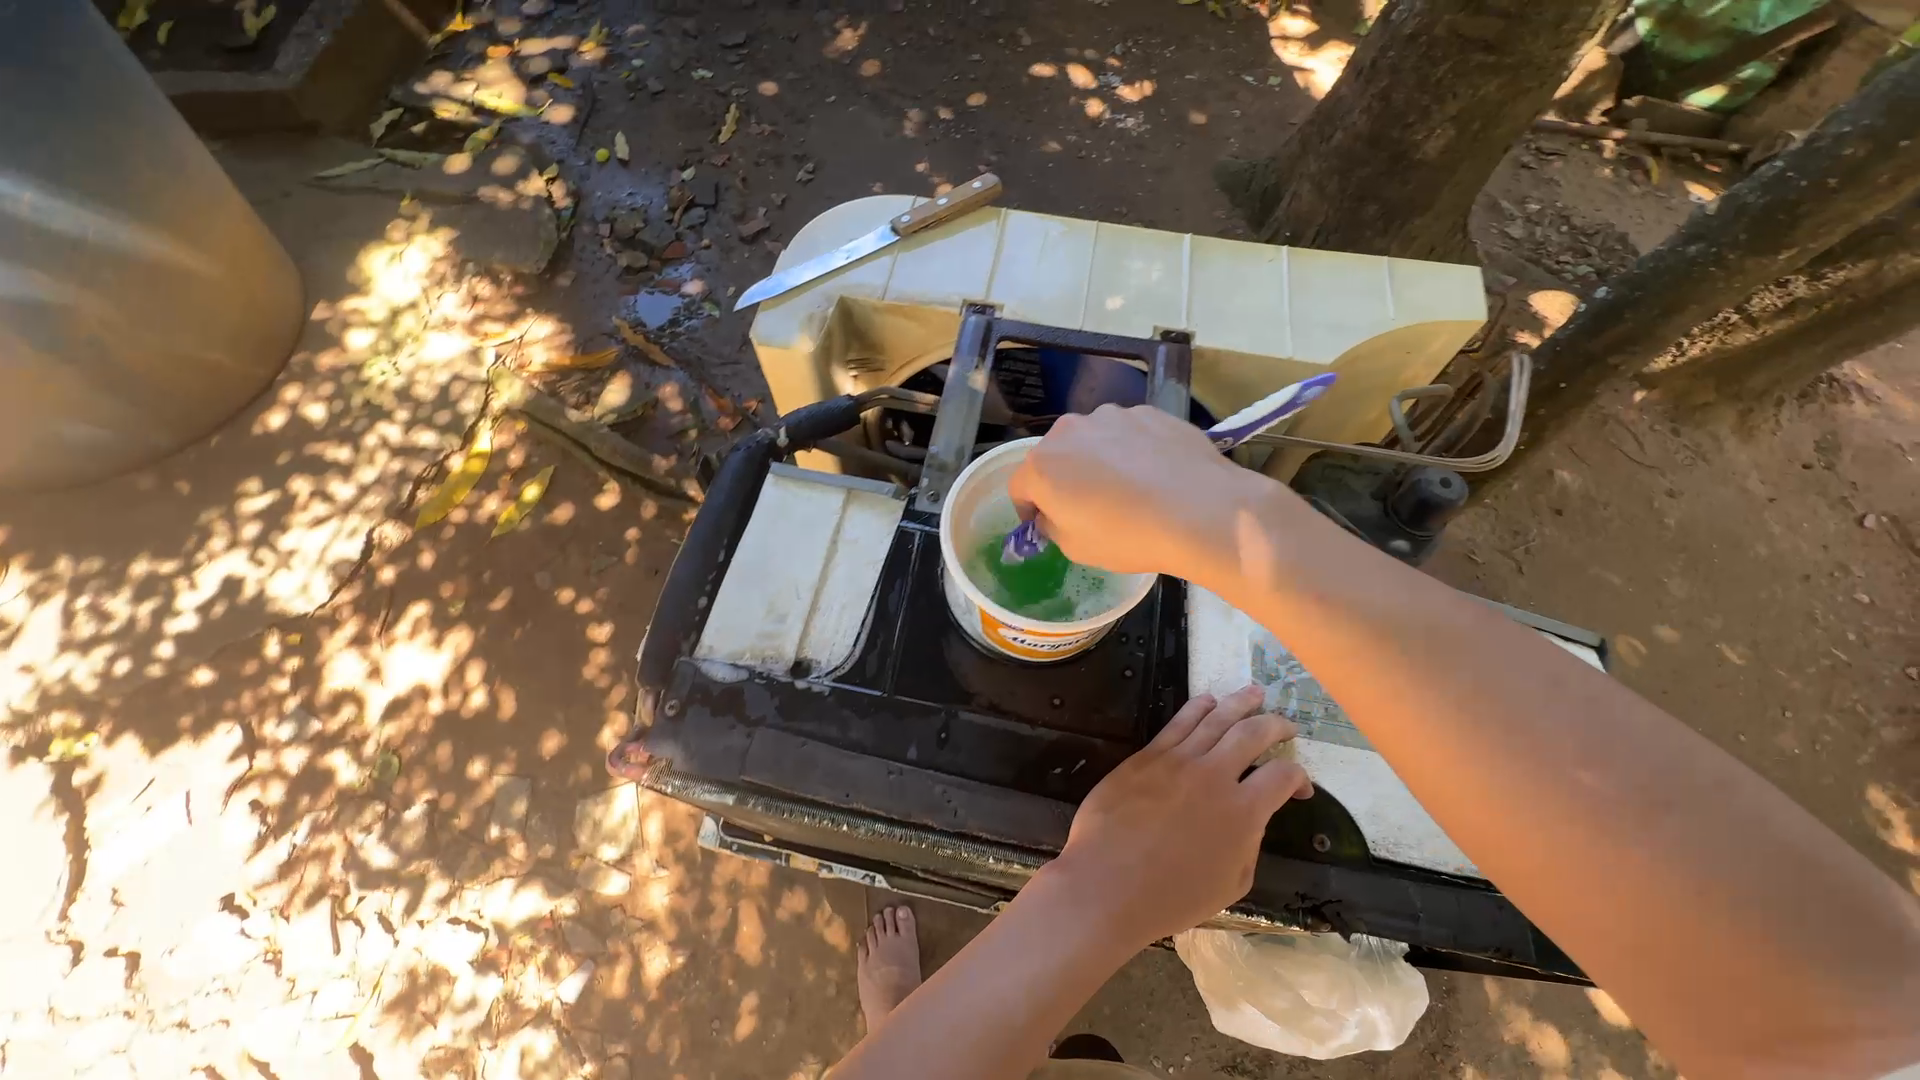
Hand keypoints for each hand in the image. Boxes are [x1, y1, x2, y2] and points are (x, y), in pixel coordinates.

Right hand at [1007, 405, 1267, 582]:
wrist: (1201, 511)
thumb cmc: (1129, 536)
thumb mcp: (1076, 548)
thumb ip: (1052, 525)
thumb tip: (1052, 514)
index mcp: (1042, 465)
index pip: (1019, 487)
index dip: (1029, 509)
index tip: (1046, 525)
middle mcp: (1070, 430)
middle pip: (1055, 456)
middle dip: (1064, 479)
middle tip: (1089, 507)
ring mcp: (1112, 416)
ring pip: (1093, 441)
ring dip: (1098, 460)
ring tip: (1128, 489)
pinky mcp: (1149, 412)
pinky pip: (1129, 434)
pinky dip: (1132, 451)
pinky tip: (1155, 475)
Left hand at [1043, 686, 1314, 945]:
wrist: (1107, 883)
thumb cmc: (1171, 896)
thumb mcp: (1231, 883)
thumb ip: (1248, 843)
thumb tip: (1251, 817)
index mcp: (1243, 812)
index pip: (1283, 775)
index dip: (1299, 778)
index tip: (1299, 788)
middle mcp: (1214, 776)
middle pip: (1253, 733)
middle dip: (1276, 725)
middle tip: (1286, 724)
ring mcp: (1178, 761)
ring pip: (1216, 718)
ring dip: (1240, 703)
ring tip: (1254, 693)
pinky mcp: (1147, 756)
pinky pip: (1178, 722)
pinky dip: (1197, 707)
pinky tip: (1208, 701)